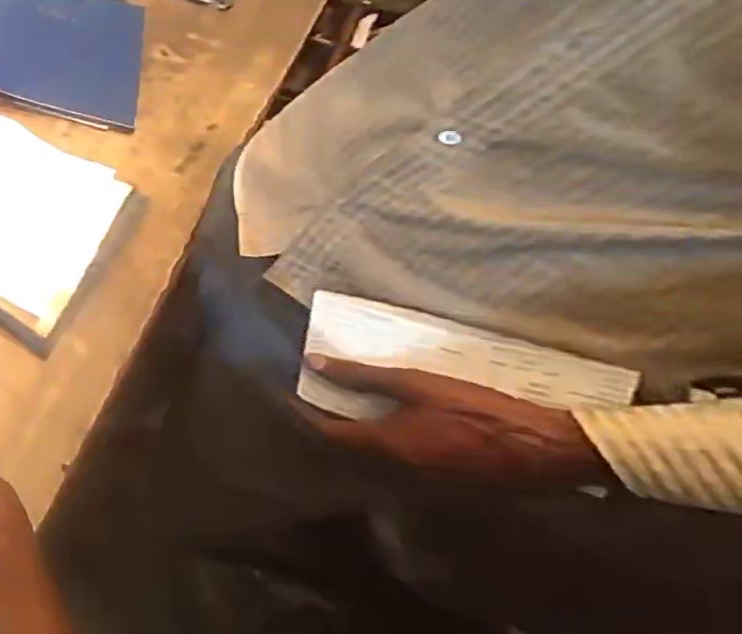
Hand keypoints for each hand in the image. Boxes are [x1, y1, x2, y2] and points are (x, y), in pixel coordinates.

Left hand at [299, 355, 612, 488]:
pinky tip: (388, 416)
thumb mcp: (416, 385)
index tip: (285, 392)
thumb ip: (362, 376)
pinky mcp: (453, 477)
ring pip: (376, 453)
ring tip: (342, 399)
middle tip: (311, 392)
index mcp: (390, 446)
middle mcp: (404, 468)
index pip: (329, 433)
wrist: (556, 448)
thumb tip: (313, 363)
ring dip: (356, 428)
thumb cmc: (479, 410)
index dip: (303, 412)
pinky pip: (405, 457)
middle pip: (350, 446)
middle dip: (326, 420)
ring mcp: (431, 477)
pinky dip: (385, 436)